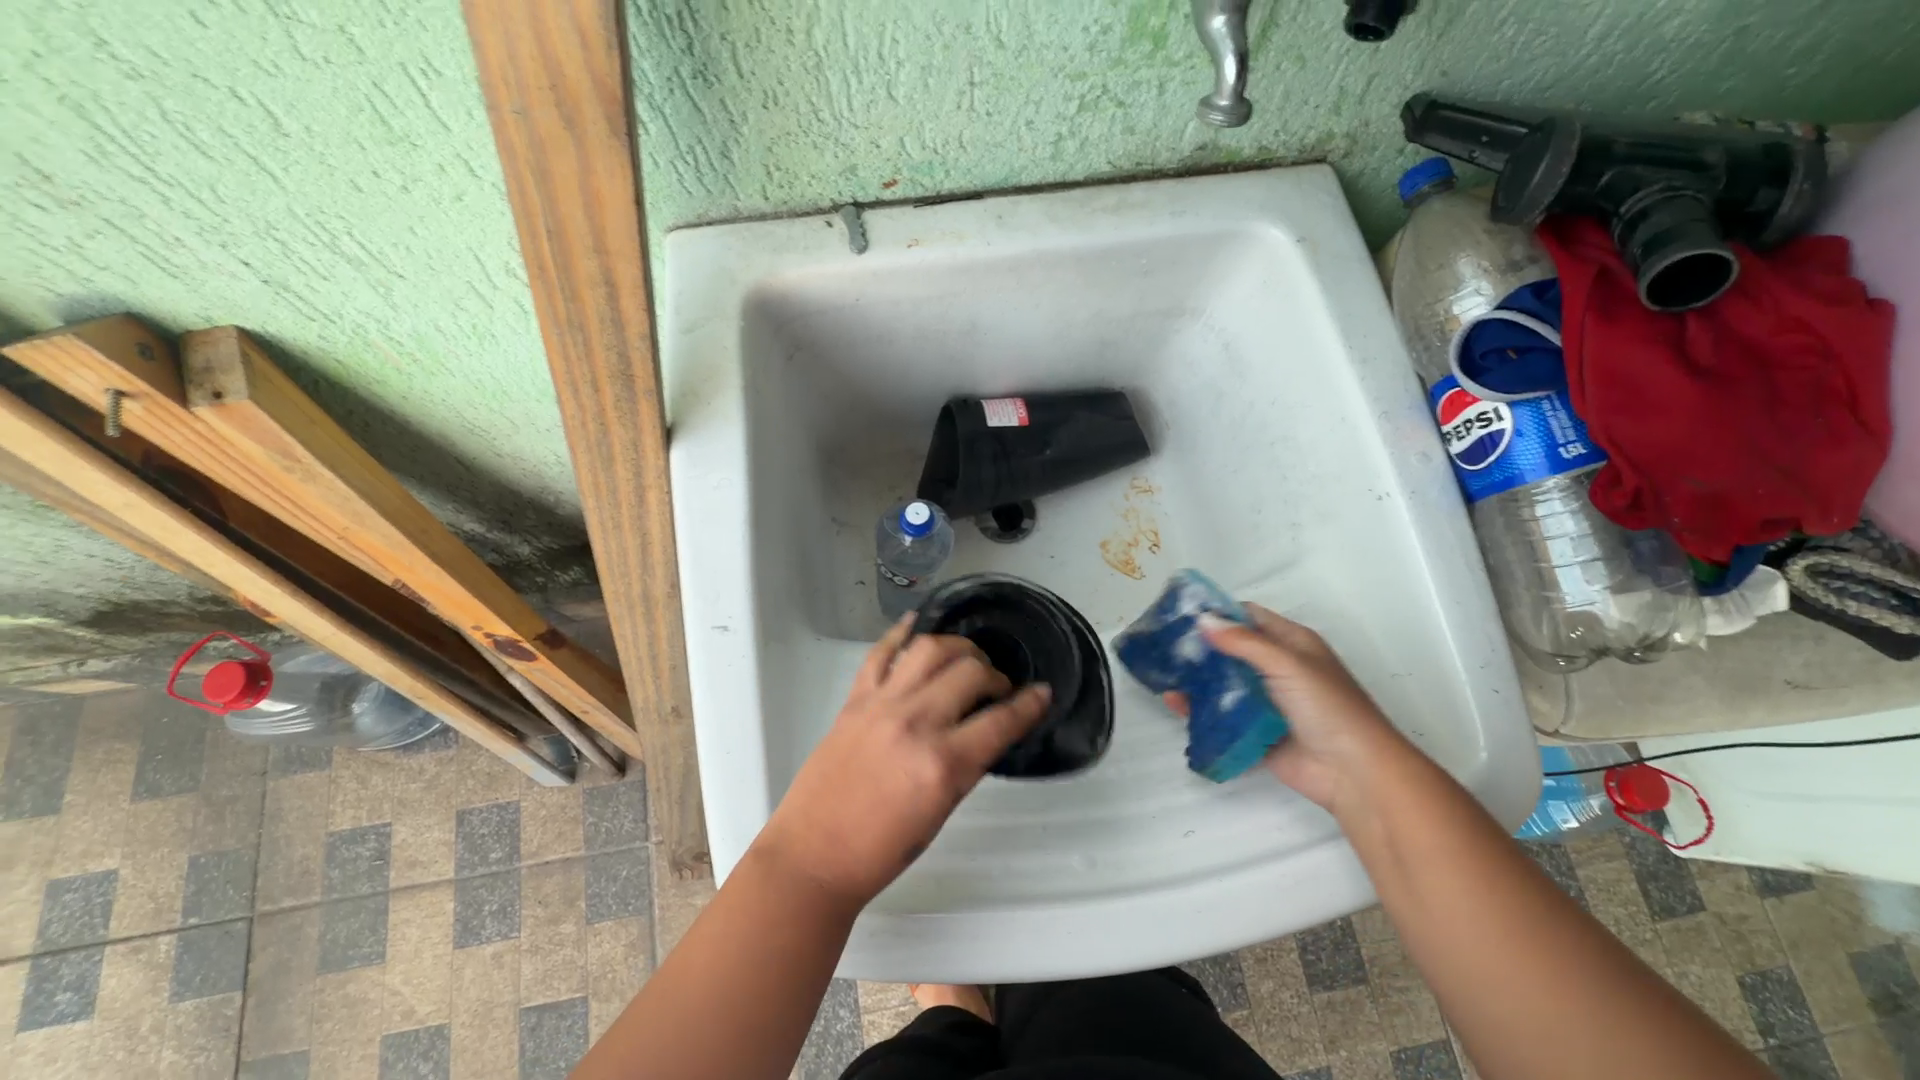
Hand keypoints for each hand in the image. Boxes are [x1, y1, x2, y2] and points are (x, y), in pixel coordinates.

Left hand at [752, 617, 1050, 907]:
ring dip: (958, 648)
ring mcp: (881, 706)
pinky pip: (880, 653)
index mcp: (943, 764)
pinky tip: (917, 624)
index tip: (1042, 693)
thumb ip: (966, 765)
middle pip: (971, 672)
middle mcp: (915, 724)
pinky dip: (901, 634)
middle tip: (998, 688)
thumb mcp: (942, 811)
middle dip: (995, 675)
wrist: (815, 855)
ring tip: (966, 661)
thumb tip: (986, 731)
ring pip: (930, 649)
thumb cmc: (882, 850)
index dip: (1030, 704)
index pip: (1001, 721)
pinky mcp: (854, 700)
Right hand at [1166, 604, 1402, 812]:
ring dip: (1196, 680)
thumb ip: (1244, 642)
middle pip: (1231, 652)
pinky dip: (1200, 711)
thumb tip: (1203, 620)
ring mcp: (1267, 704)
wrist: (1353, 772)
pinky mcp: (1256, 733)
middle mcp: (1278, 670)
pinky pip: (1222, 718)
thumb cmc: (1329, 708)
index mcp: (1292, 645)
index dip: (1218, 613)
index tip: (1181, 614)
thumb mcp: (1289, 665)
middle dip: (1200, 648)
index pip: (1249, 618)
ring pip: (1223, 686)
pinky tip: (1175, 704)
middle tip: (1161, 645)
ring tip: (1162, 674)